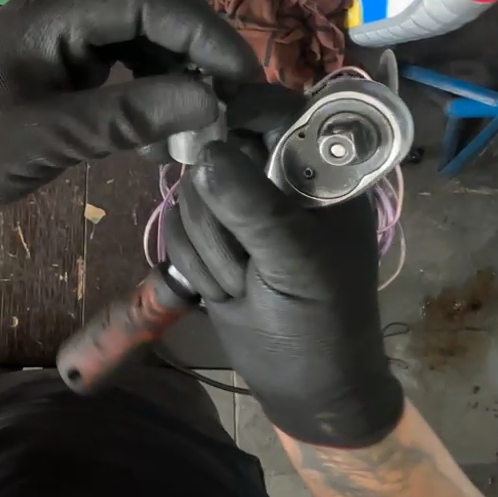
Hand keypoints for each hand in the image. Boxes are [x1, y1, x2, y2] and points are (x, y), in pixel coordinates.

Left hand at [0, 0, 259, 246]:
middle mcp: (57, 13)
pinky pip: (117, 55)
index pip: (143, 0)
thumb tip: (209, 100)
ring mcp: (59, 36)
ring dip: (175, 59)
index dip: (200, 31)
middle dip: (194, 38)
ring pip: (136, 28)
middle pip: (145, 1)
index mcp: (49, 16)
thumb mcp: (50, 138)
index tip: (240, 73)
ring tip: (206, 101)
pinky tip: (167, 113)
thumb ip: (127, 116)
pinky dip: (149, 79)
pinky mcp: (60, 62)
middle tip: (233, 83)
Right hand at [167, 141, 402, 447]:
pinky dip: (194, 263)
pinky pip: (176, 227)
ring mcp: (238, 210)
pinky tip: (224, 290)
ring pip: (190, 193)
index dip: (244, 109)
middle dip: (221, 210)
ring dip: (209, 246)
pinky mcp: (209, 239)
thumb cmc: (321, 322)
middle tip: (247, 253)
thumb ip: (252, 205)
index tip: (209, 132)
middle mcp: (276, 182)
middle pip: (218, 151)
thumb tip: (204, 155)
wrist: (302, 387)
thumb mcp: (296, 261)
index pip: (280, 112)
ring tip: (243, 282)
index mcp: (320, 175)